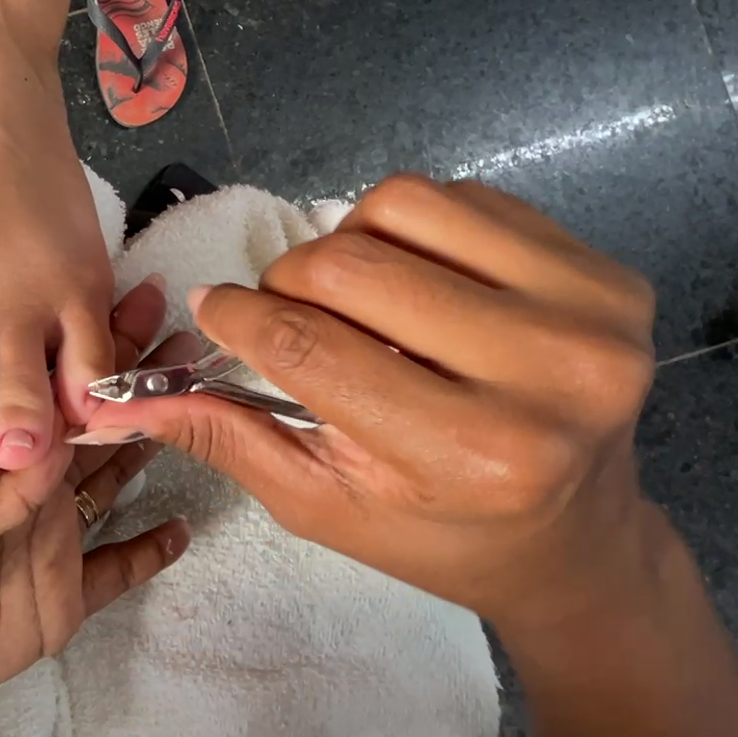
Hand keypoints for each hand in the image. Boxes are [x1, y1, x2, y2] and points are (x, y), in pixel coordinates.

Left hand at [0, 279, 188, 736]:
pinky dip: (148, 551)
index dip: (92, 350)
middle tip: (184, 335)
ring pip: (110, 478)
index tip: (134, 302)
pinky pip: (116, 571)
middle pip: (91, 421)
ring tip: (197, 399)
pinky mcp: (61, 601)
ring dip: (149, 441)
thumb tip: (51, 444)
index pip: (48, 392)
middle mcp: (23, 488)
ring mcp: (46, 539)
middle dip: (135, 378)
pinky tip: (183, 527)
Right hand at [85, 175, 660, 631]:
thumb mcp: (316, 503)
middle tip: (284, 313)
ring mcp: (591, 312)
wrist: (577, 539)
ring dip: (344, 244)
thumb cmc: (432, 532)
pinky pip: (457, 197)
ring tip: (354, 298)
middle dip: (283, 282)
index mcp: (467, 453)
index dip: (234, 316)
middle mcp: (547, 375)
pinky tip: (410, 281)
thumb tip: (129, 400)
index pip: (306, 345)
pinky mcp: (608, 271)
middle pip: (345, 265)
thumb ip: (223, 438)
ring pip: (396, 207)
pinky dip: (403, 226)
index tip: (211, 310)